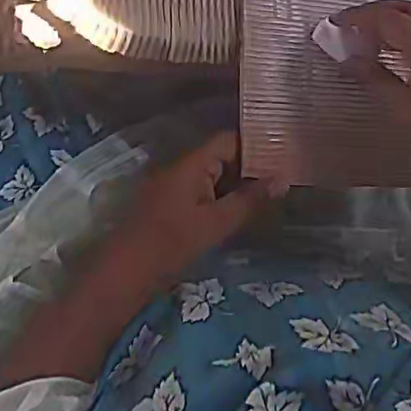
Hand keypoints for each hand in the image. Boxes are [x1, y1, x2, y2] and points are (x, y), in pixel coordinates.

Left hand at [112, 131, 281, 285]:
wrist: (127, 270)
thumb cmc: (173, 242)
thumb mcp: (217, 222)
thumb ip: (250, 200)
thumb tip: (282, 178)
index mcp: (191, 163)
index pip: (228, 140)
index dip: (255, 144)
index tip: (283, 154)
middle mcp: (180, 167)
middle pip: (221, 156)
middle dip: (250, 167)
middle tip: (283, 177)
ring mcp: (173, 185)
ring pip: (211, 176)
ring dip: (236, 184)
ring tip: (269, 193)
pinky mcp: (169, 204)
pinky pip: (201, 191)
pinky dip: (220, 197)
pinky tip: (239, 210)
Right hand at [334, 1, 410, 317]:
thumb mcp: (405, 115)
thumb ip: (376, 80)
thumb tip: (347, 58)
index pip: (391, 21)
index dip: (361, 17)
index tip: (336, 23)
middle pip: (410, 10)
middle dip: (377, 10)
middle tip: (350, 22)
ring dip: (395, 18)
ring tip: (367, 34)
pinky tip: (396, 50)